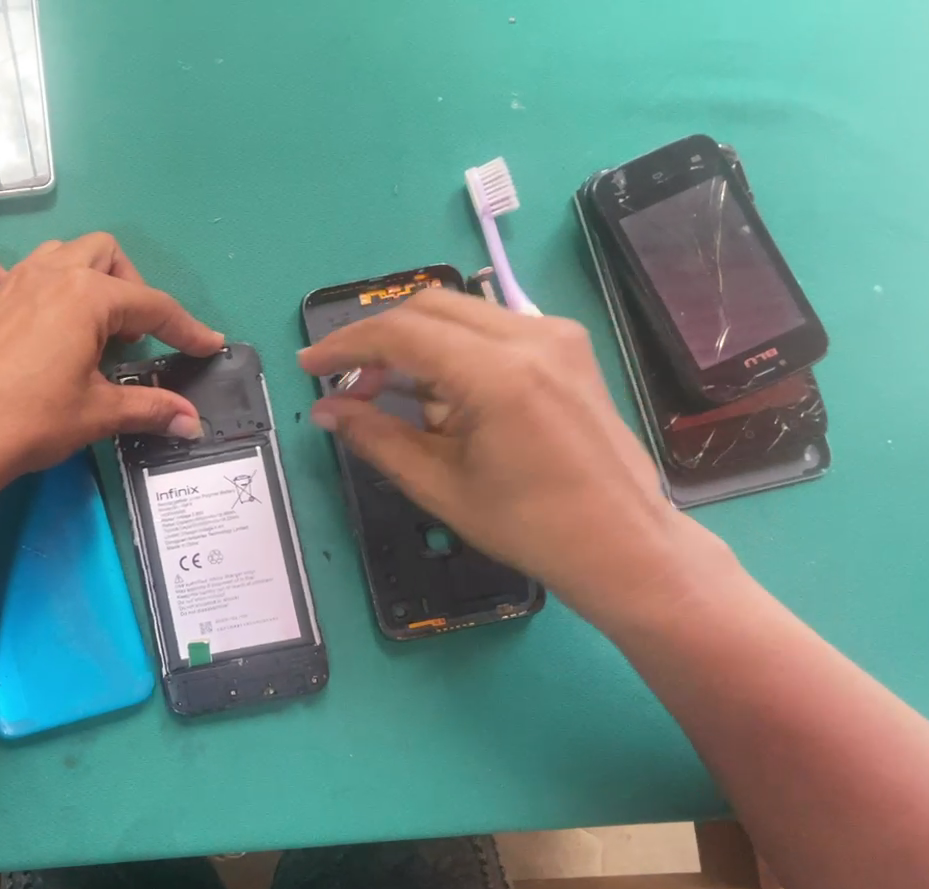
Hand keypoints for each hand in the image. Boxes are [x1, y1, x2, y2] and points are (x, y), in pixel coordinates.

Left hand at [0, 233, 223, 510]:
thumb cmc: (33, 421)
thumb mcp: (98, 414)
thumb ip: (150, 410)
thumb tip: (193, 423)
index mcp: (87, 295)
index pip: (152, 304)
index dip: (185, 328)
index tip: (206, 346)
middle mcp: (49, 275)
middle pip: (104, 254)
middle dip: (129, 287)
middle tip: (130, 338)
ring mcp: (6, 286)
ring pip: (54, 254)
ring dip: (79, 278)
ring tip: (85, 325)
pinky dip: (3, 279)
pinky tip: (13, 306)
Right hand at [301, 288, 730, 619]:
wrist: (620, 541)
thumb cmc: (527, 525)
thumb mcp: (437, 484)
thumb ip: (376, 437)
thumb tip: (326, 411)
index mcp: (498, 374)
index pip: (401, 333)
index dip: (346, 346)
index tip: (309, 365)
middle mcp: (531, 337)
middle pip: (427, 307)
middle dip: (375, 340)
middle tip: (345, 386)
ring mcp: (554, 336)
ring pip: (456, 313)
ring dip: (409, 344)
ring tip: (381, 394)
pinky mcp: (564, 347)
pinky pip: (486, 329)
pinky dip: (445, 350)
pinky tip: (430, 394)